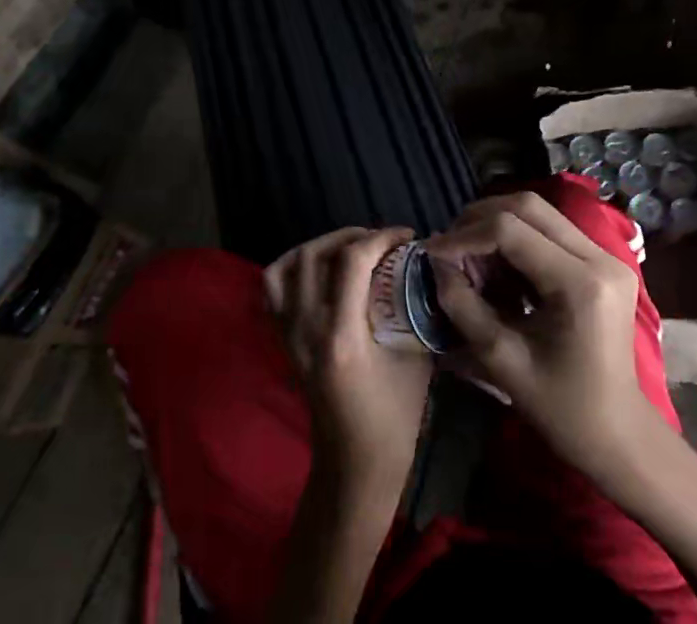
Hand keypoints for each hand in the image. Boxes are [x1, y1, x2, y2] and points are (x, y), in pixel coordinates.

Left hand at [265, 226, 431, 489]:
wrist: (354, 461)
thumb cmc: (394, 417)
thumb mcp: (416, 359)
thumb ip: (415, 310)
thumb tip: (424, 269)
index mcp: (342, 337)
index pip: (351, 262)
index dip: (380, 238)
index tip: (405, 235)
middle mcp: (305, 328)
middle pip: (313, 255)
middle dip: (349, 236)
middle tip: (379, 239)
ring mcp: (287, 333)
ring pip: (286, 266)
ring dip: (316, 247)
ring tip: (347, 248)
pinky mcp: (281, 339)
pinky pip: (272, 289)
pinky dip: (291, 268)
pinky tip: (319, 270)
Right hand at [423, 193, 661, 473]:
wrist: (618, 433)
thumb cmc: (560, 406)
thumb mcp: (500, 358)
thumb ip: (462, 304)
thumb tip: (436, 264)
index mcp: (580, 284)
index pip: (510, 229)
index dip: (464, 236)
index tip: (432, 254)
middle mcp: (600, 258)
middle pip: (527, 207)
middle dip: (478, 220)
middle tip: (448, 248)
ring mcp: (607, 258)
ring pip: (538, 213)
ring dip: (495, 226)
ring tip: (468, 258)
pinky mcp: (603, 264)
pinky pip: (550, 231)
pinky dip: (515, 239)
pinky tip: (496, 267)